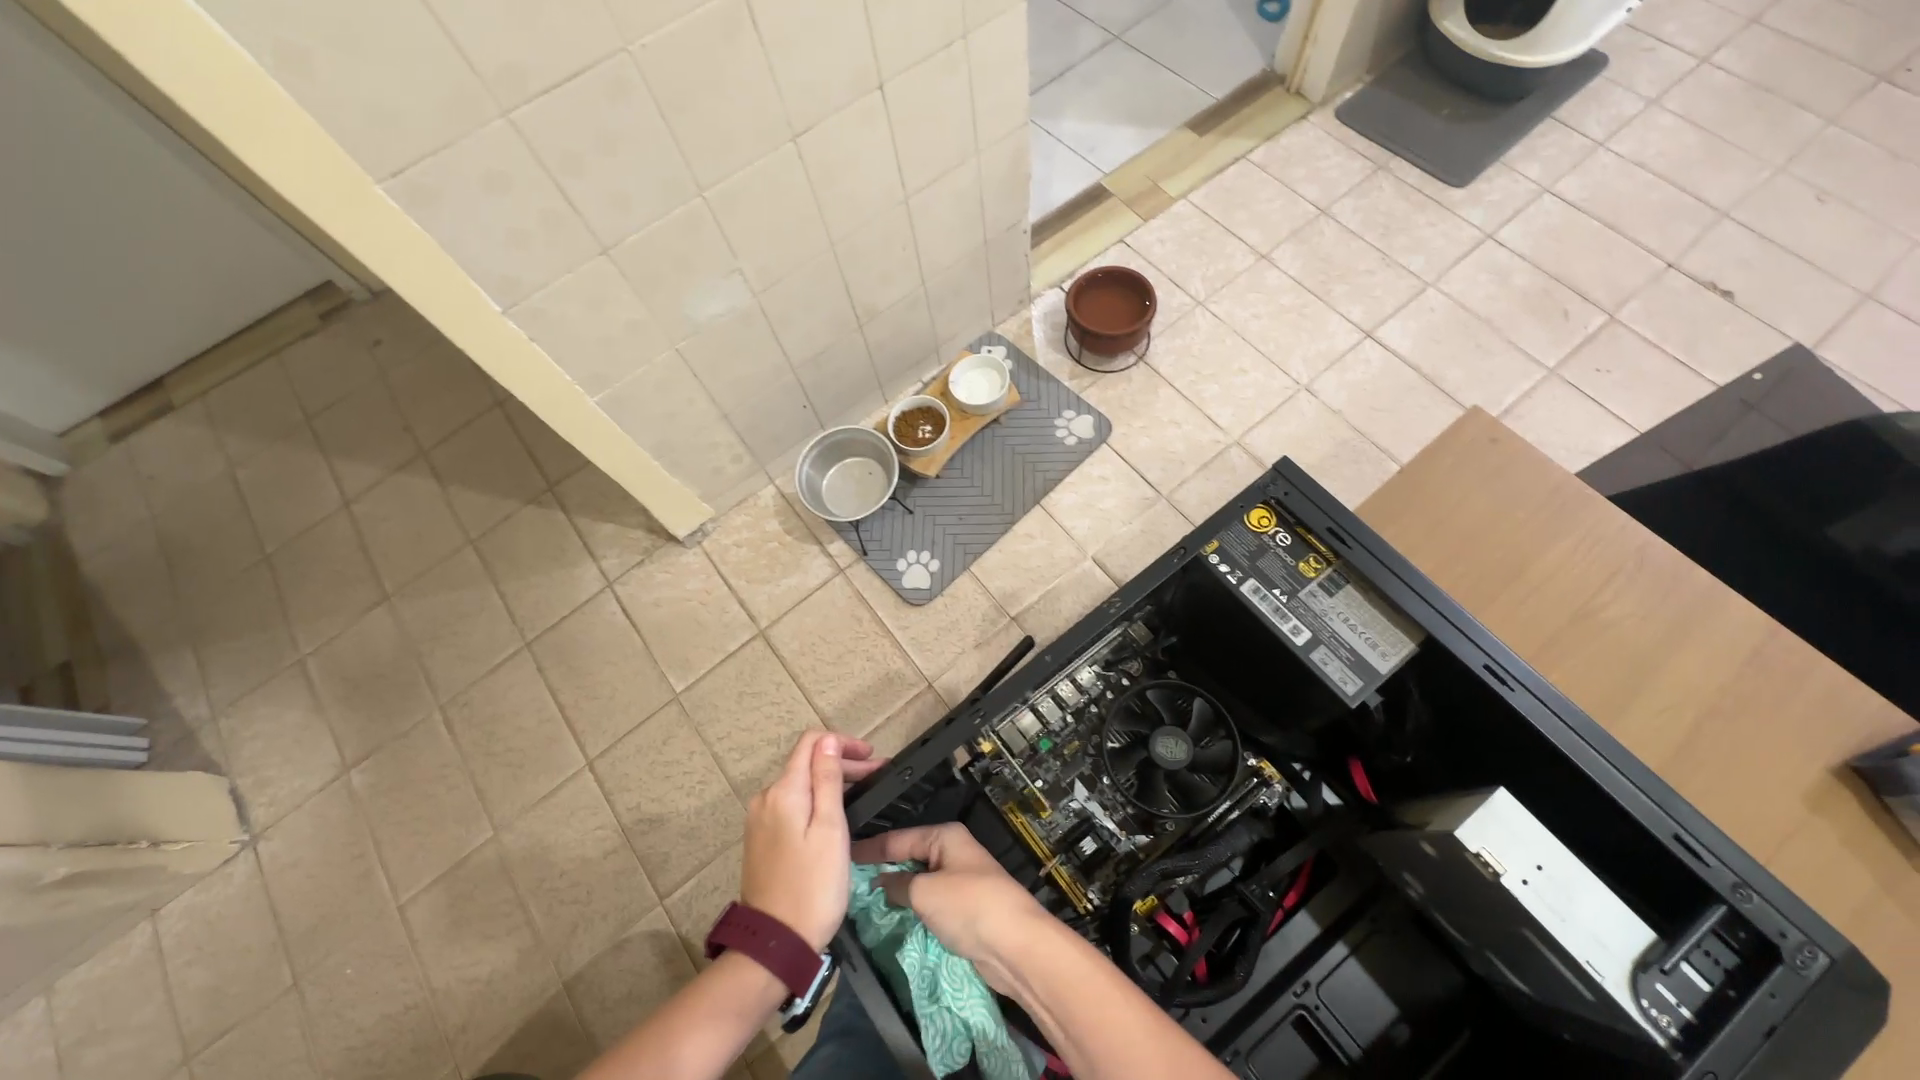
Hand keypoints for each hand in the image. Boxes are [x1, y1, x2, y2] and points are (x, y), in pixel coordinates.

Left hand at [741, 732, 886, 950]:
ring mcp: (760, 820)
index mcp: (783, 791)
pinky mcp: (762, 839)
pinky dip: (816, 802)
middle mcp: (765, 798)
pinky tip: (836, 815)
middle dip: (841, 763)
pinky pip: (791, 806)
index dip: (842, 742)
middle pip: (805, 764)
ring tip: (864, 794)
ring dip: (830, 783)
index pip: (810, 743)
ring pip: (799, 785)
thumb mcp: (830, 829)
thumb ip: (827, 780)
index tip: (871, 756)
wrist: (777, 941)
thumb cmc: (813, 885)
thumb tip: (827, 740)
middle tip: (878, 776)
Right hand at [850, 823, 1049, 987]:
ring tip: (862, 897)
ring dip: (897, 889)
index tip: (841, 855)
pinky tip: (893, 914)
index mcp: (944, 836)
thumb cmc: (969, 906)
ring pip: (919, 880)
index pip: (898, 838)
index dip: (869, 848)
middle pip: (909, 856)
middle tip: (846, 878)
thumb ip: (898, 884)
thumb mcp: (924, 892)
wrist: (1015, 945)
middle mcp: (952, 852)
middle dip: (882, 868)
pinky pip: (930, 901)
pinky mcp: (963, 907)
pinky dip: (912, 906)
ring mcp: (959, 880)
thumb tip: (882, 883)